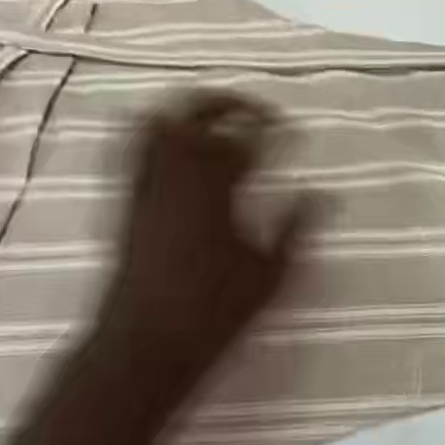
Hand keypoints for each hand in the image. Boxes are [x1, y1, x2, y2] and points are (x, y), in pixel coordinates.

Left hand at [97, 92, 318, 390]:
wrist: (144, 342)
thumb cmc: (210, 313)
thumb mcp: (267, 275)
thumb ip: (294, 228)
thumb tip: (318, 195)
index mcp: (215, 192)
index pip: (244, 140)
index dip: (268, 126)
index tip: (285, 126)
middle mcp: (176, 179)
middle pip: (192, 116)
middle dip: (224, 102)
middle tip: (249, 110)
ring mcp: (145, 188)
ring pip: (156, 126)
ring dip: (186, 113)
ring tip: (211, 118)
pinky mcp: (126, 204)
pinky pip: (133, 152)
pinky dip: (153, 136)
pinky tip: (171, 148)